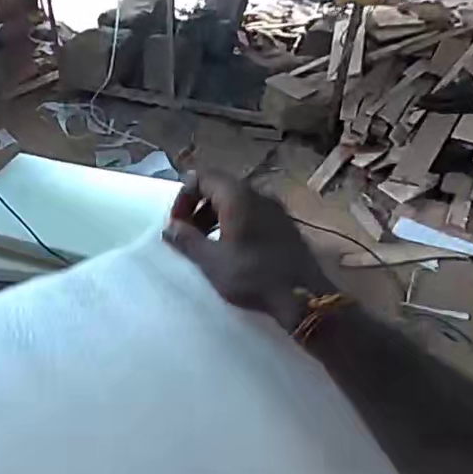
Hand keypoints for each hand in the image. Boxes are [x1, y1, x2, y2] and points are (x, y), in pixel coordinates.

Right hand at [163, 171, 333, 330]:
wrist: (303, 296)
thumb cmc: (252, 276)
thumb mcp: (212, 261)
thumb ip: (187, 240)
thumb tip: (169, 227)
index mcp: (238, 197)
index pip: (203, 177)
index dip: (184, 196)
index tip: (176, 224)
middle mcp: (258, 195)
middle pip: (221, 187)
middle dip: (198, 207)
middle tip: (187, 234)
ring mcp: (275, 209)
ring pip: (238, 201)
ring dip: (215, 216)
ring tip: (206, 244)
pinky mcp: (285, 226)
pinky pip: (253, 214)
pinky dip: (235, 223)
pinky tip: (231, 250)